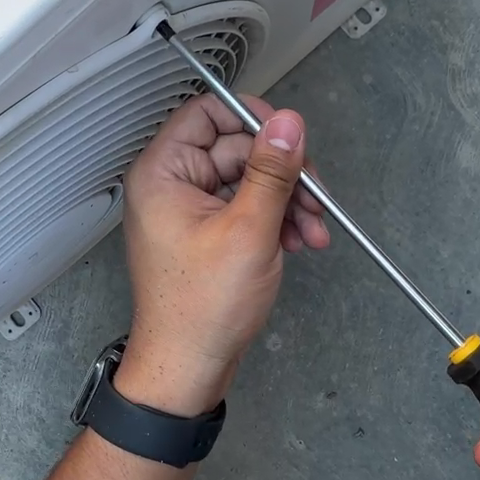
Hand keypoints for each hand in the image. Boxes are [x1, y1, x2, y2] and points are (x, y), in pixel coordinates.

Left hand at [116, 94, 329, 416]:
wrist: (189, 366)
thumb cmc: (203, 307)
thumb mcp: (249, 230)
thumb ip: (271, 170)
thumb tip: (289, 122)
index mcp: (163, 172)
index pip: (207, 113)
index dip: (253, 118)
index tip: (291, 138)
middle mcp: (172, 185)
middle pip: (237, 149)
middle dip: (283, 173)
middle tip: (316, 198)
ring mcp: (190, 209)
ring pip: (249, 180)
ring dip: (287, 201)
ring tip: (314, 231)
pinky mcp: (208, 232)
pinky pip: (247, 207)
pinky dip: (276, 220)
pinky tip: (300, 241)